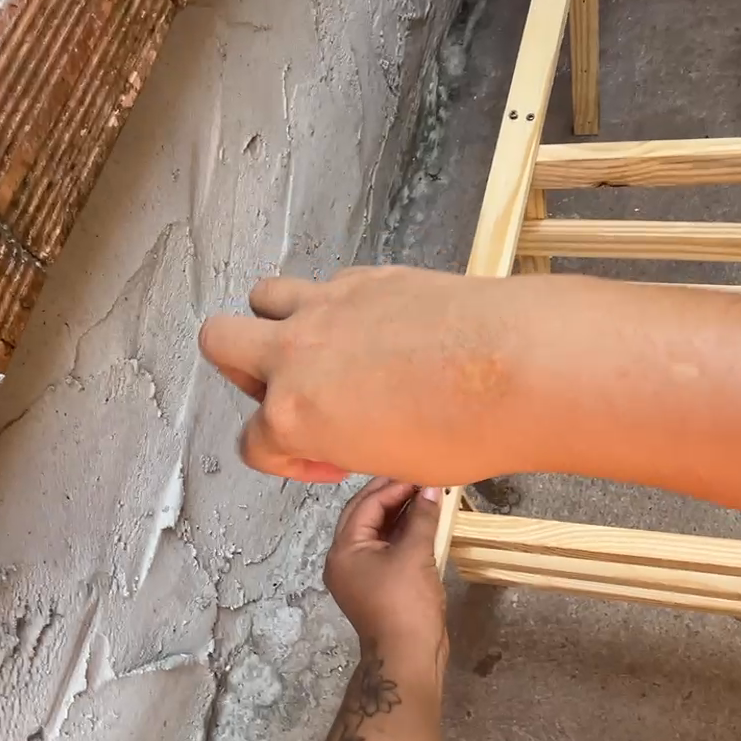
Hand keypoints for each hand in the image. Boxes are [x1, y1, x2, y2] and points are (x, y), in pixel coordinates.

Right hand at [199, 266, 529, 484]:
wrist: (520, 367)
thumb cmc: (466, 432)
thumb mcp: (395, 463)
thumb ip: (349, 442)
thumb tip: (353, 430)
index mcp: (294, 415)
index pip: (255, 443)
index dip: (289, 462)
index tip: (328, 461)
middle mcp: (296, 354)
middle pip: (220, 343)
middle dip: (244, 372)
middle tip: (292, 391)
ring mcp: (328, 306)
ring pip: (264, 297)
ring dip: (280, 323)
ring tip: (327, 350)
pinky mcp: (368, 277)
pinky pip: (330, 285)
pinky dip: (340, 308)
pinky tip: (382, 332)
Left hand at [324, 478, 447, 663]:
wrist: (407, 656)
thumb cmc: (405, 604)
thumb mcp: (415, 555)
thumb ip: (422, 517)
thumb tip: (433, 488)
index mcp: (343, 550)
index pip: (364, 505)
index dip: (392, 486)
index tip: (418, 472)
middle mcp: (345, 559)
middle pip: (366, 516)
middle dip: (393, 496)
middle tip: (420, 478)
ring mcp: (361, 574)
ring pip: (378, 532)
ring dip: (401, 514)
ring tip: (426, 494)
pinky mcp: (378, 585)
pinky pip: (388, 549)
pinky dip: (405, 534)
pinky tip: (425, 521)